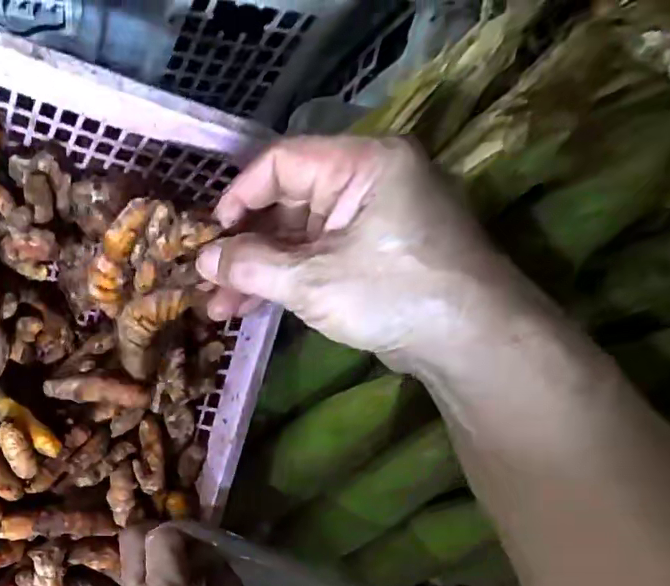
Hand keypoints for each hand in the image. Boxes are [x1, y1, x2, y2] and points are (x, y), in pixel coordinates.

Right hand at [198, 135, 555, 374]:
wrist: (467, 339)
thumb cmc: (392, 294)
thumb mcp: (313, 281)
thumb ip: (252, 267)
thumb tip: (202, 260)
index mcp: (362, 164)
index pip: (282, 162)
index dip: (239, 197)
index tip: (208, 236)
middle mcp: (367, 182)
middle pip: (288, 204)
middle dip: (244, 248)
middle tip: (208, 282)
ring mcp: (370, 221)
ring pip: (298, 238)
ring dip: (258, 273)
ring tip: (220, 309)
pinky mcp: (372, 256)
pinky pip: (317, 259)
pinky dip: (286, 281)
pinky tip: (252, 307)